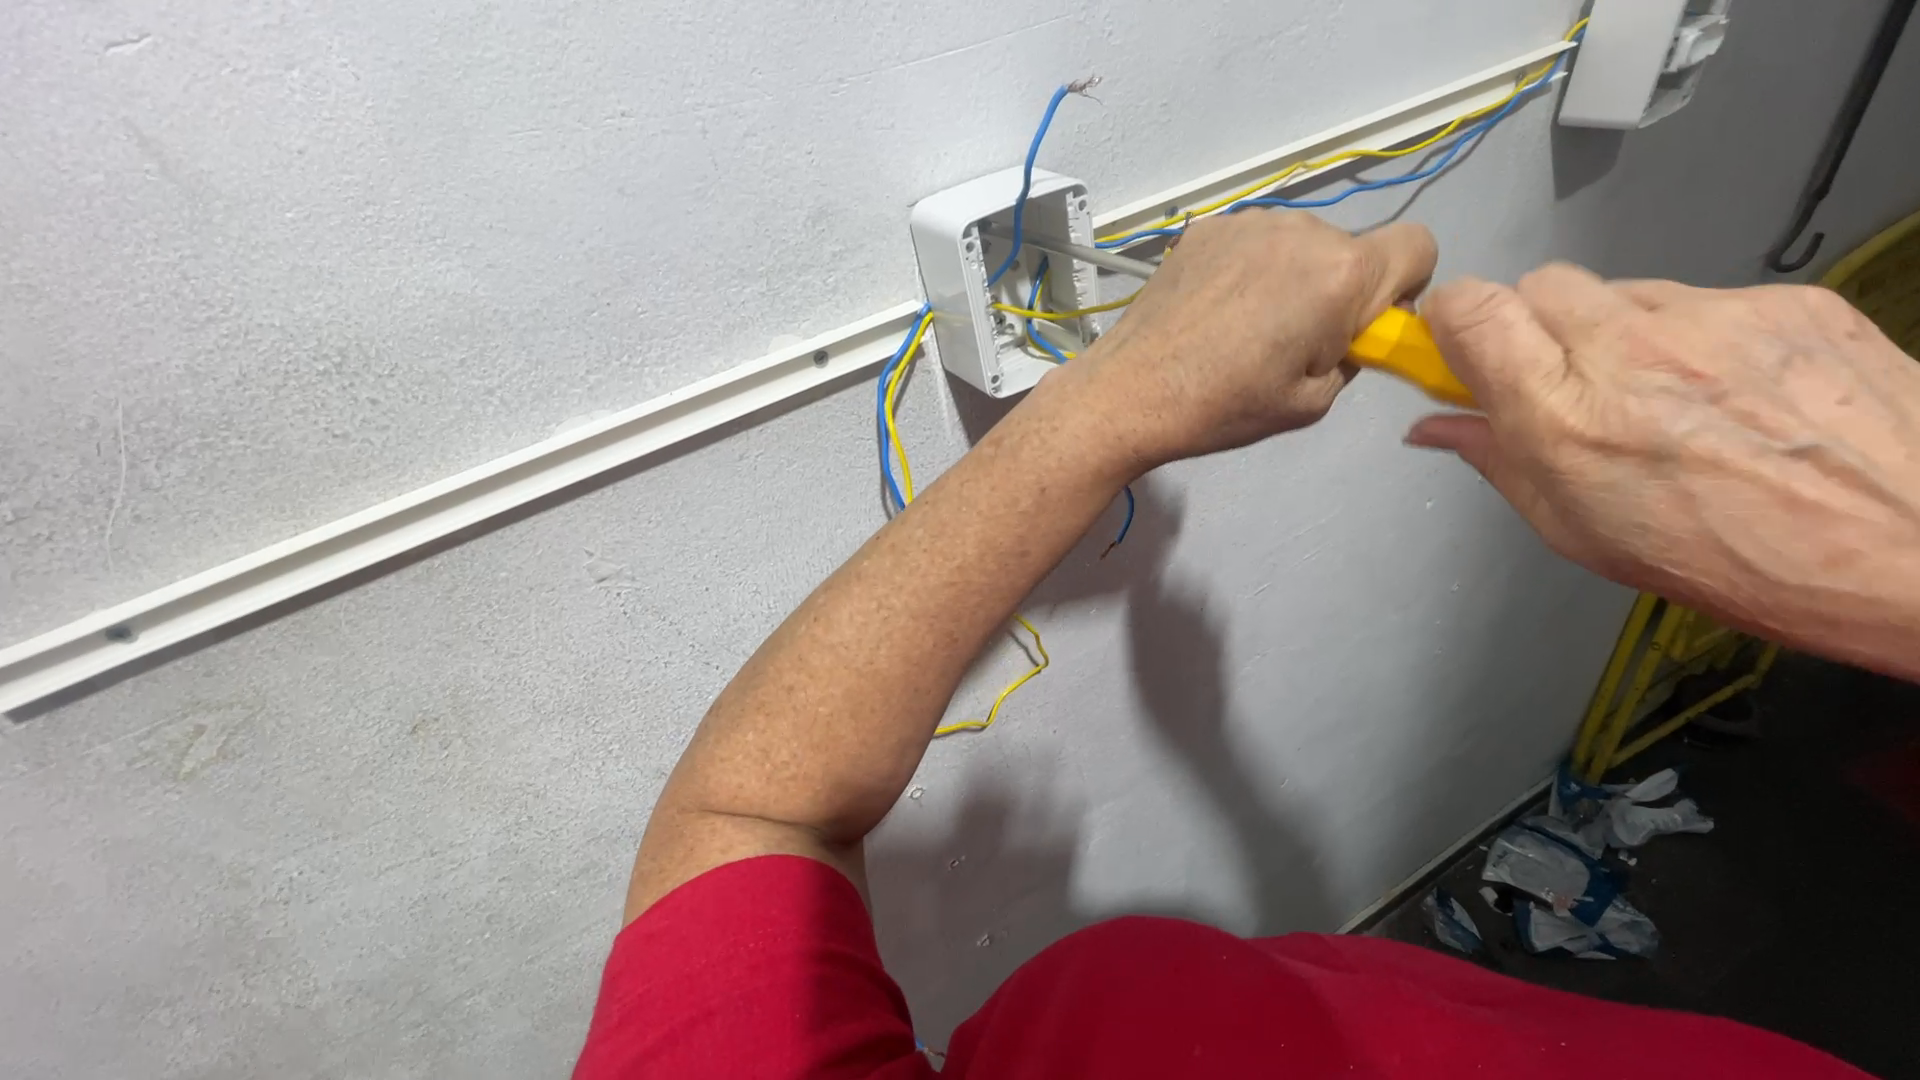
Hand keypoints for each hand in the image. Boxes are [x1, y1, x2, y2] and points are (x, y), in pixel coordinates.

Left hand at [1068, 211, 1437, 469]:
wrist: (1130, 391)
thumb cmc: (1223, 405)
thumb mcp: (1311, 402)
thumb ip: (1351, 356)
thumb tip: (1347, 335)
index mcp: (1342, 272)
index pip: (1419, 248)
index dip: (1402, 287)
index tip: (1363, 324)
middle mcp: (1302, 230)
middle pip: (1350, 249)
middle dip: (1337, 289)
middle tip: (1290, 341)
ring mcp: (1247, 223)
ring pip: (1298, 244)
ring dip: (1290, 276)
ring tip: (1242, 328)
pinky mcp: (1204, 229)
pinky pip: (1250, 243)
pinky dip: (1246, 269)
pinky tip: (1212, 309)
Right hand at [1411, 264, 1919, 678]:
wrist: (1905, 550)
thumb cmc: (1716, 554)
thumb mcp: (1567, 523)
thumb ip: (1492, 457)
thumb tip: (1435, 425)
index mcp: (1562, 412)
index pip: (1471, 307)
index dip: (1451, 319)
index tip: (1454, 346)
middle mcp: (1629, 347)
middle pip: (1538, 284)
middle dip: (1528, 324)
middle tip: (1553, 375)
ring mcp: (1713, 316)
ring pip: (1620, 290)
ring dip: (1610, 330)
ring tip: (1654, 394)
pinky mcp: (1786, 300)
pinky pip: (1701, 300)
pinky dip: (1689, 335)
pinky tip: (1725, 389)